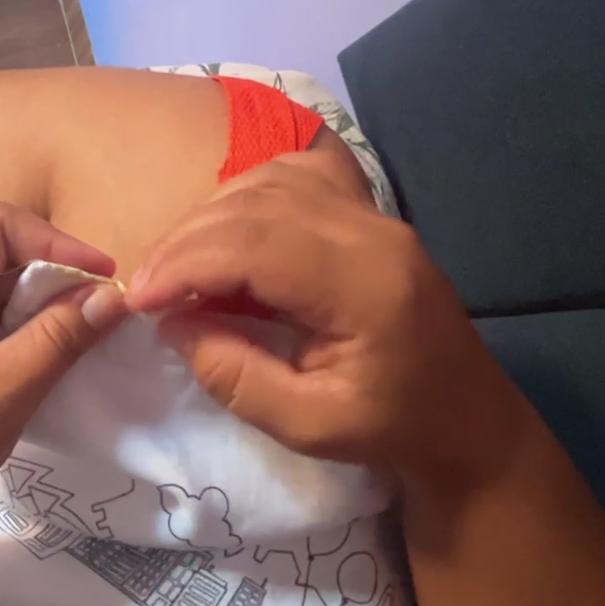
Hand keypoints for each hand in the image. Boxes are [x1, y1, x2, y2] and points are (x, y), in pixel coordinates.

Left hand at [0, 202, 127, 514]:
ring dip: (48, 308)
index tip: (102, 276)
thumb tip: (113, 297)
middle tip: (104, 313)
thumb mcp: (3, 392)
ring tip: (89, 336)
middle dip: (58, 277)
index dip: (54, 240)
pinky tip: (58, 357)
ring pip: (5, 292)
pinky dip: (31, 333)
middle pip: (4, 255)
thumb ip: (58, 340)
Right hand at [126, 152, 526, 484]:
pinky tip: (222, 232)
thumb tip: (174, 324)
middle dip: (184, 243)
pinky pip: (294, 176)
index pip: (255, 245)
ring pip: (269, 180)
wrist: (466, 418)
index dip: (185, 264)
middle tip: (144, 289)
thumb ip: (234, 376)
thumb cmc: (392, 429)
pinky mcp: (366, 213)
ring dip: (207, 218)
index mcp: (366, 286)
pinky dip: (243, 196)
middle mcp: (372, 233)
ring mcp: (374, 215)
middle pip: (256, 205)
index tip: (138, 300)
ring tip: (175, 266)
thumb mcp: (306, 426)